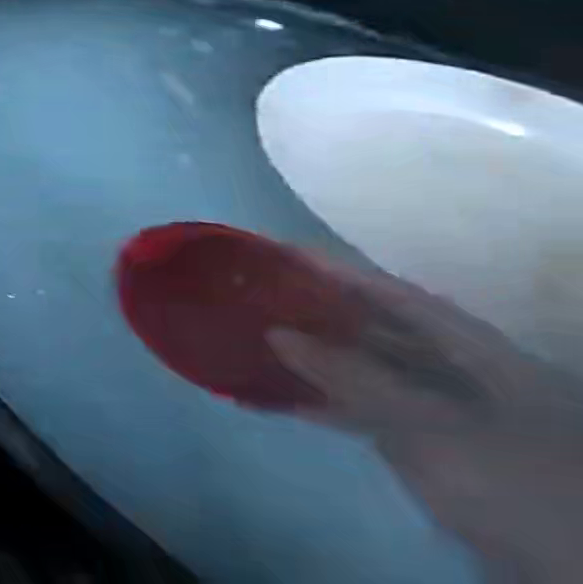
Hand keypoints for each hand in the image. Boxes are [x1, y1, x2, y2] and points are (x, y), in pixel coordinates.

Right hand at [269, 267, 582, 583]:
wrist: (566, 568)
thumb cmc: (511, 479)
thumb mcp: (430, 426)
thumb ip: (352, 376)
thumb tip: (275, 332)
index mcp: (481, 355)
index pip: (397, 297)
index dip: (335, 271)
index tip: (274, 250)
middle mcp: (468, 376)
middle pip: (381, 330)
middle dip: (316, 312)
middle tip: (251, 294)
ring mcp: (453, 416)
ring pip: (370, 371)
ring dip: (313, 358)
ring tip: (251, 341)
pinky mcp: (436, 451)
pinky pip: (367, 411)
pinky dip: (324, 401)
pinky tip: (278, 398)